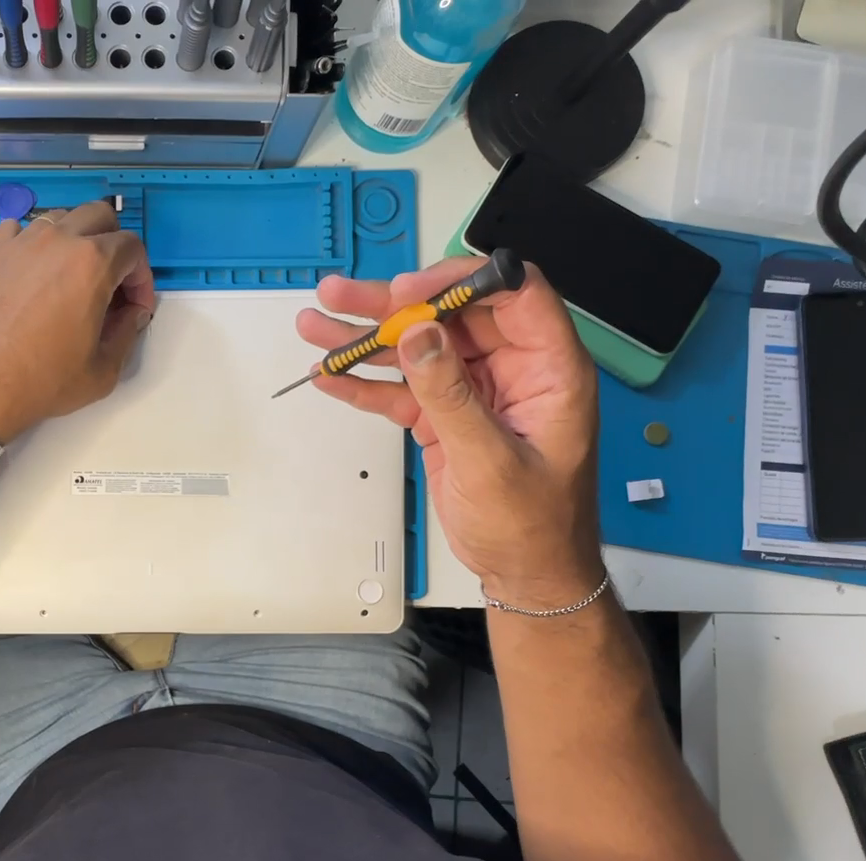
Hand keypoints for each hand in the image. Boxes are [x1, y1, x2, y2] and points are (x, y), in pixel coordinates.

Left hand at [0, 201, 156, 444]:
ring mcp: (21, 243)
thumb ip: (126, 334)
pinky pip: (20, 231)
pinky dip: (34, 245)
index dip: (141, 278)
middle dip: (114, 245)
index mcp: (92, 264)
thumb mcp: (101, 371)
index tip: (135, 304)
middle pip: (99, 216)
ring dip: (76, 241)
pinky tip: (34, 274)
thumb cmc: (39, 382)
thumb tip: (132, 315)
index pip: (132, 248)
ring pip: (60, 219)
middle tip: (111, 284)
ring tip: (72, 279)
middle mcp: (57, 241)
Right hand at [295, 257, 603, 608]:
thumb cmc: (532, 524)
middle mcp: (510, 370)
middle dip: (390, 306)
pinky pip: (400, 390)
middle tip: (339, 297)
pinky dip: (365, 383)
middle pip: (447, 317)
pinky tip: (331, 375)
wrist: (523, 570)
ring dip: (366, 340)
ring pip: (416, 350)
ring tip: (318, 328)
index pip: (510, 295)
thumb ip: (450, 395)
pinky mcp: (442, 417)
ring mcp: (471, 392)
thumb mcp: (490, 459)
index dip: (457, 284)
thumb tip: (419, 337)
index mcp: (547, 369)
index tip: (405, 293)